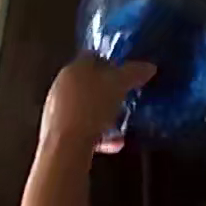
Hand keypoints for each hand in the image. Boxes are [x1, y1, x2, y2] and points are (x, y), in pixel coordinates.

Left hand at [40, 55, 155, 155]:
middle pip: (89, 83)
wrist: (65, 148)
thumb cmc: (93, 107)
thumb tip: (150, 67)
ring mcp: (55, 111)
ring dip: (103, 115)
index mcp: (74, 68)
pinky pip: (81, 128)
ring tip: (120, 125)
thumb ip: (135, 73)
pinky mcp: (55, 133)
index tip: (127, 74)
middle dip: (108, 91)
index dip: (113, 64)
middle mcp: (61, 86)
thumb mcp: (121, 85)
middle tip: (126, 98)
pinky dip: (97, 134)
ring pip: (85, 108)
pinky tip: (113, 144)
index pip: (94, 57)